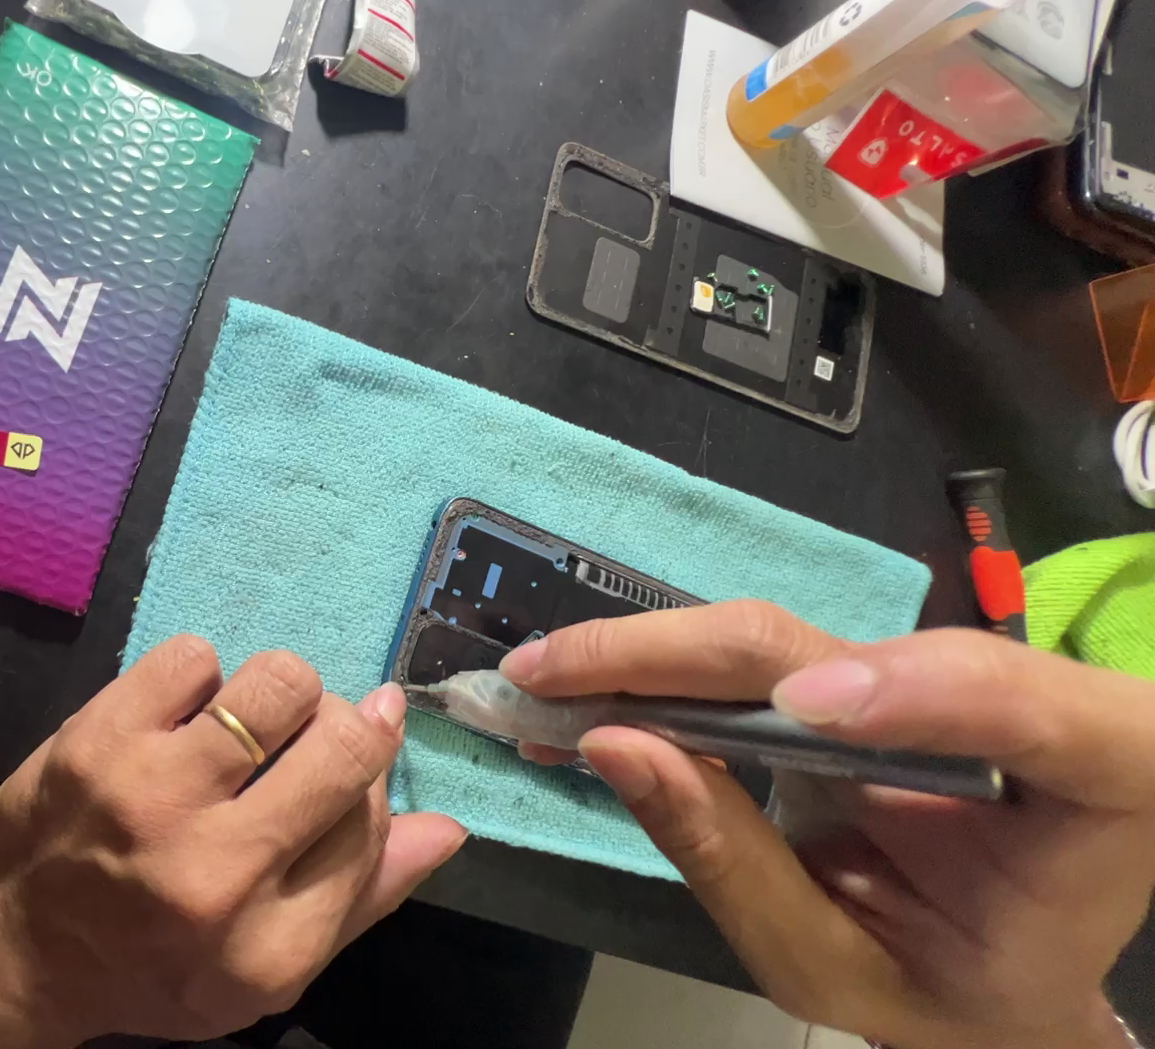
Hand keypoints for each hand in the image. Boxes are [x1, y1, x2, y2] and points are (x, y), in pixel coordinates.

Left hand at [0, 636, 465, 1047]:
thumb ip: (365, 895)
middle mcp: (216, 869)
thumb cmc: (162, 960)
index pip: (370, 809)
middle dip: (339, 718)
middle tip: (302, 730)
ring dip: (278, 688)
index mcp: (271, 940)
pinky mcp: (97, 738)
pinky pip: (194, 655)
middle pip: (339, 740)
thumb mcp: (271, 966)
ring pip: (275, 682)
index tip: (347, 750)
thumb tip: (448, 825)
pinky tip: (182, 711)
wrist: (29, 946)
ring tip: (243, 719)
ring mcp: (150, 795)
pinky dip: (201, 671)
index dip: (368, 766)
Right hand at [502, 601, 1154, 1048]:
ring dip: (629, 656)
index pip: (1030, 709)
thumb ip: (730, 861)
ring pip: (746, 636)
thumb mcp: (831, 962)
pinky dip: (636, 673)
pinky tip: (572, 696)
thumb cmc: (934, 988)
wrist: (965, 973)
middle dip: (663, 654)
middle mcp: (985, 700)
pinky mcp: (822, 671)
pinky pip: (719, 656)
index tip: (796, 707)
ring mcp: (892, 675)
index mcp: (1088, 785)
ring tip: (537, 686)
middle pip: (811, 644)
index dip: (924, 688)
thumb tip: (612, 744)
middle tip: (543, 675)